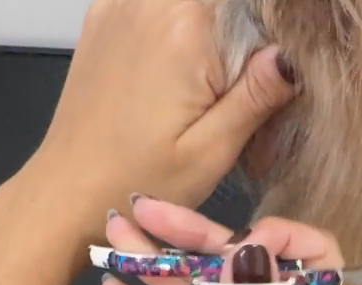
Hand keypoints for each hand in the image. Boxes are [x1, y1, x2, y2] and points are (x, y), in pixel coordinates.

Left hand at [22, 0, 295, 228]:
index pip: (254, 10)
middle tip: (230, 99)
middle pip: (222, 6)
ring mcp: (123, 3)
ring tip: (204, 93)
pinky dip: (178, 33)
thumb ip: (255, 97)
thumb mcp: (211, 152)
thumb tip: (291, 55)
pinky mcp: (106, 16)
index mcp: (186, 28)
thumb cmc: (141, 181)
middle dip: (240, 43)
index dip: (269, 46)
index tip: (267, 88)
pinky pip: (160, 8)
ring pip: (192, 6)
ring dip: (209, 40)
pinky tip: (175, 79)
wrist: (70, 189)